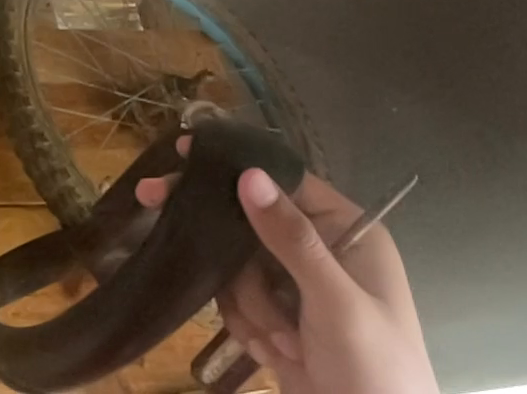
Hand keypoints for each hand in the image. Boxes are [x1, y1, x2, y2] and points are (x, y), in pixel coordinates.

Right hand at [135, 142, 437, 393]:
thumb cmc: (376, 371)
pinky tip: (273, 352)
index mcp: (348, 232)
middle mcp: (321, 249)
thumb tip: (249, 174)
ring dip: (248, 303)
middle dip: (227, 249)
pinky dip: (245, 323)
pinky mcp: (276, 314)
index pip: (283, 181)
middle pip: (247, 219)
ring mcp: (295, 284)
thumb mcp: (337, 304)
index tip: (183, 156)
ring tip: (284, 342)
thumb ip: (292, 239)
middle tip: (151, 200)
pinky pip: (234, 296)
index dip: (234, 167)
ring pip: (235, 263)